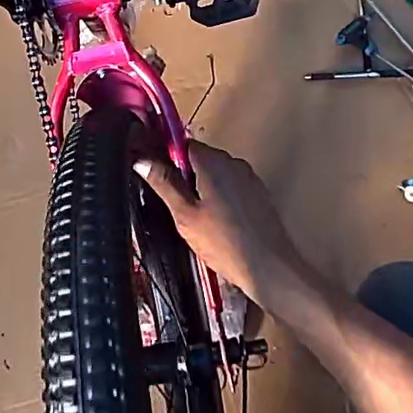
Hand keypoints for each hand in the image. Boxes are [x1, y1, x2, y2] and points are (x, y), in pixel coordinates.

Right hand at [134, 140, 308, 305]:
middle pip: (200, 157)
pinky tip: (219, 223)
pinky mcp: (259, 193)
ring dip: (203, 187)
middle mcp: (233, 162)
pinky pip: (232, 186)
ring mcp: (249, 177)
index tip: (156, 173)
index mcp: (213, 161)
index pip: (182, 143)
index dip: (166, 156)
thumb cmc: (225, 243)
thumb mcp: (185, 216)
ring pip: (216, 173)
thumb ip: (163, 184)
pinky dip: (221, 197)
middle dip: (185, 175)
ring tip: (198, 218)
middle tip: (176, 204)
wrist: (271, 269)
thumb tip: (142, 161)